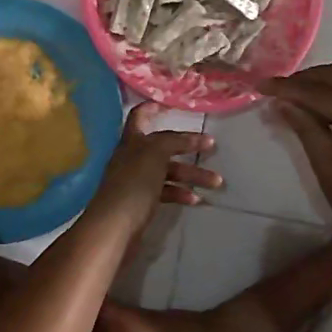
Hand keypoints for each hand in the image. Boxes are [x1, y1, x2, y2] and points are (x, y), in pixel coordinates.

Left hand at [87, 103, 218, 232]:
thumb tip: (186, 137)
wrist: (115, 227)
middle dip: (187, 146)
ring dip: (191, 174)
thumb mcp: (154, 154)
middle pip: (161, 146)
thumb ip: (170, 141)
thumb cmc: (133, 185)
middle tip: (213, 147)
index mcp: (130, 141)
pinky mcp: (140, 202)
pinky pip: (163, 192)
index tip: (172, 104)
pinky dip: (180, 194)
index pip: (139, 116)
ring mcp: (135, 180)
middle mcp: (131, 157)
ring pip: (166, 171)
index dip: (152, 108)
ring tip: (217, 182)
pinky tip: (196, 200)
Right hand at [259, 61, 331, 239]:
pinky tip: (325, 101)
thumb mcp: (327, 170)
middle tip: (279, 89)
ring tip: (299, 93)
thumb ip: (305, 130)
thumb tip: (280, 103)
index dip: (287, 87)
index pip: (321, 93)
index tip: (261, 86)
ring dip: (324, 78)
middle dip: (306, 77)